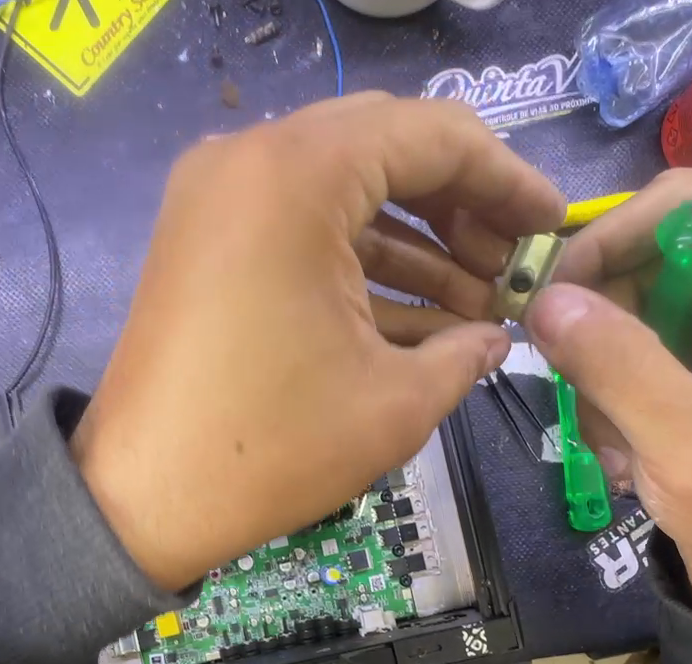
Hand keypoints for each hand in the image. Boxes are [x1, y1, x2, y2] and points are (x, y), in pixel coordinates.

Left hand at [70, 93, 565, 590]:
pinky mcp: (201, 244)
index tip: (552, 226)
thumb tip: (498, 336)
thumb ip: (467, 352)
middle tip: (511, 268)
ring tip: (477, 307)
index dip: (508, 180)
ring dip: (414, 246)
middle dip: (461, 211)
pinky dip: (355, 267)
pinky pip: (297, 233)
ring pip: (341, 197)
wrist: (140, 500)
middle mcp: (248, 161)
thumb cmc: (271, 450)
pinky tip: (415, 318)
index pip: (434, 137)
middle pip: (385, 155)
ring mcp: (214, 200)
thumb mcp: (395, 403)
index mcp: (297, 174)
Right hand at [527, 170, 691, 629]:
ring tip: (616, 434)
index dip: (611, 241)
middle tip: (582, 393)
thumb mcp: (685, 444)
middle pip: (655, 248)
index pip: (690, 205)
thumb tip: (544, 297)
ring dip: (602, 365)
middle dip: (604, 323)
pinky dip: (612, 383)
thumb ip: (619, 364)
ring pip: (633, 295)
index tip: (550, 302)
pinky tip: (626, 435)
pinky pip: (636, 333)